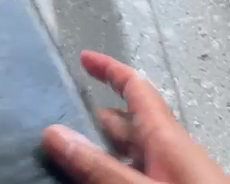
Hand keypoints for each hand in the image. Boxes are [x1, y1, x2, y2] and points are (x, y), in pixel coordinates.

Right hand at [42, 51, 229, 182]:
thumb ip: (99, 168)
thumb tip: (52, 132)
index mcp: (166, 136)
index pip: (136, 86)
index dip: (109, 69)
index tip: (82, 59)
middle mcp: (172, 153)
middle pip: (128, 124)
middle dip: (94, 122)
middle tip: (58, 128)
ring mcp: (177, 178)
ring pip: (134, 158)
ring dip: (104, 156)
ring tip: (69, 163)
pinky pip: (143, 178)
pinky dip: (119, 176)